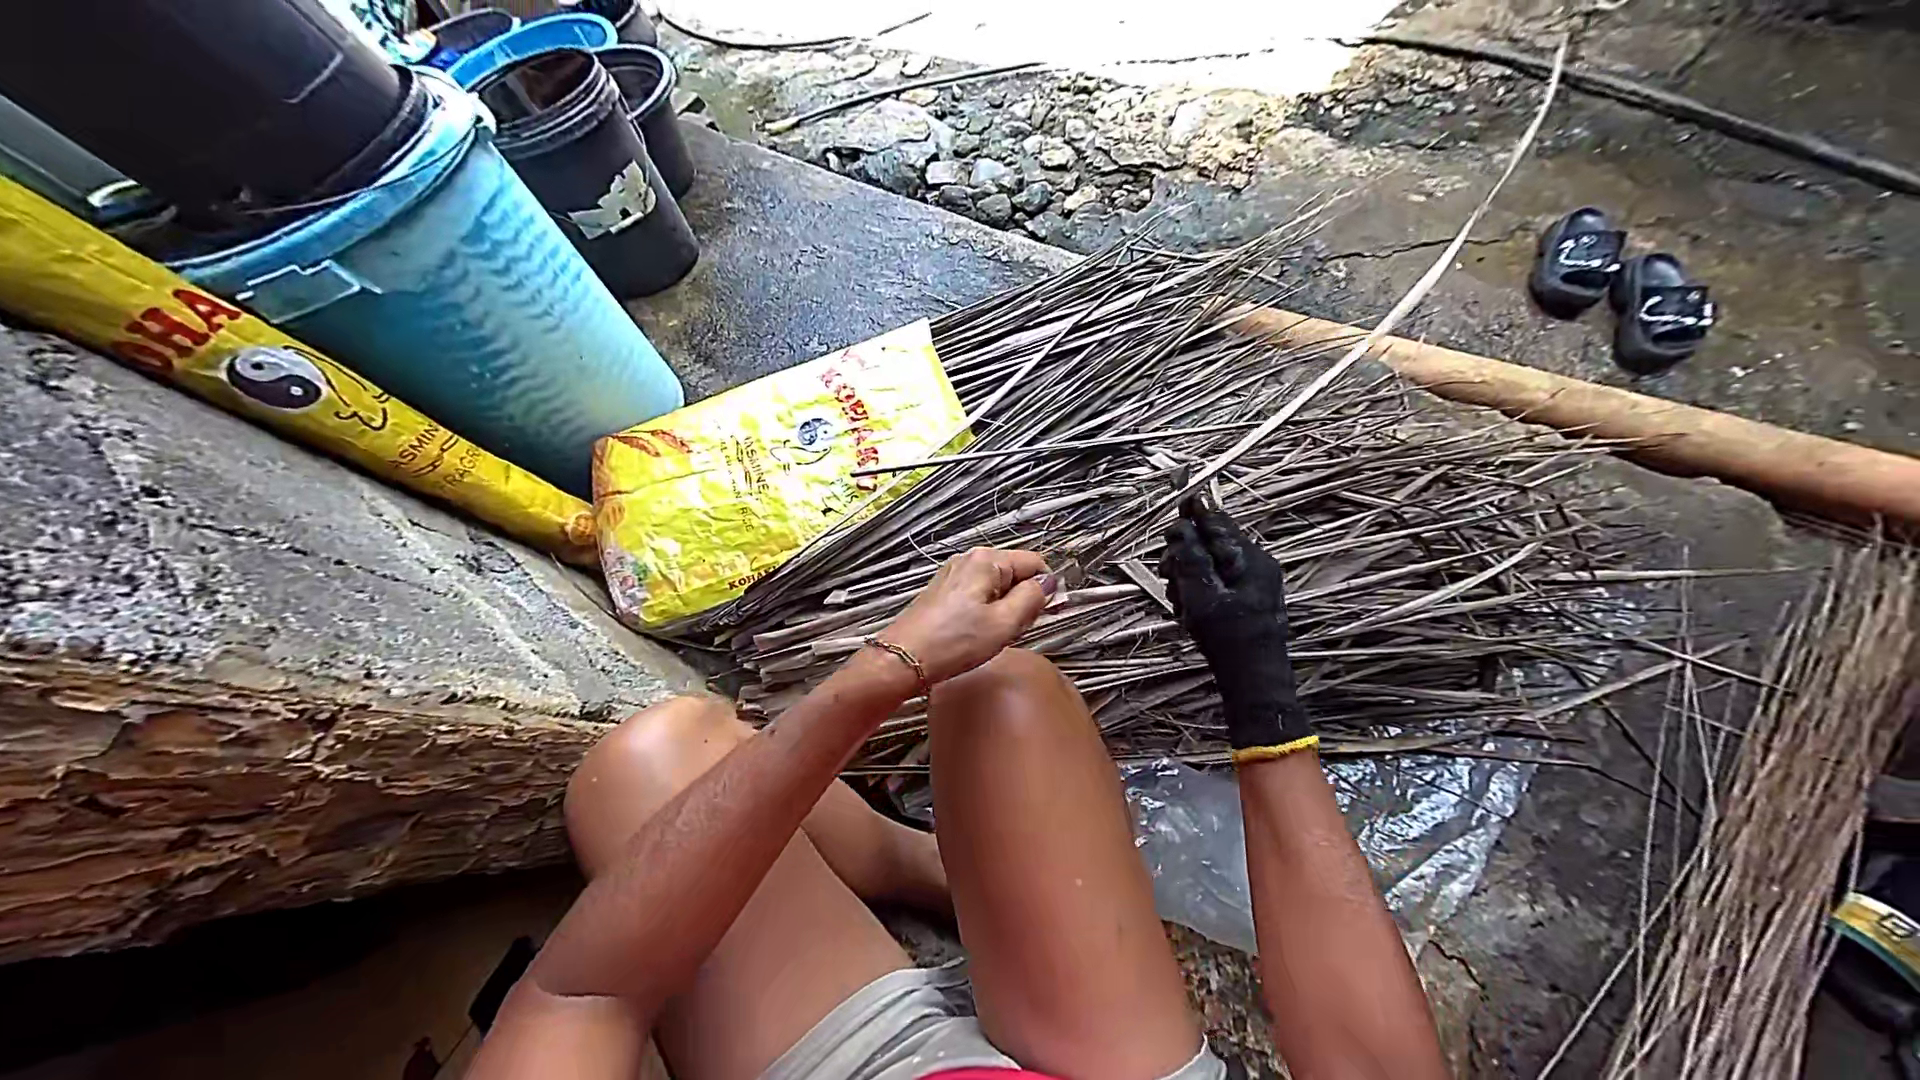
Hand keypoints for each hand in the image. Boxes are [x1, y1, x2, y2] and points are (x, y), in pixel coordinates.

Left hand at [877, 547, 1052, 685]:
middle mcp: (969, 561)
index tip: (1049, 612)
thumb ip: (1032, 599)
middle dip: (1024, 600)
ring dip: (1005, 609)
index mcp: (986, 561)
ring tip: (995, 634)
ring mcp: (954, 575)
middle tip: (1017, 628)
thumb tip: (1048, 584)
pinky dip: (987, 613)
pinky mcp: (945, 592)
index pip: (1035, 563)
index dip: (1047, 588)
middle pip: (1015, 573)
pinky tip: (979, 634)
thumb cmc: (949, 643)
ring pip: (997, 586)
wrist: (903, 659)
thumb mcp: (1005, 623)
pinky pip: (979, 596)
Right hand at [1158, 502, 1309, 751]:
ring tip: (1179, 599)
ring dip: (1187, 576)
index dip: (1193, 515)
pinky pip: (1215, 584)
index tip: (1177, 507)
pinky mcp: (1246, 600)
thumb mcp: (1202, 595)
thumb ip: (1189, 558)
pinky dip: (1197, 592)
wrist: (1254, 680)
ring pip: (1209, 565)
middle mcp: (1255, 565)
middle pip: (1210, 543)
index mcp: (1250, 559)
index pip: (1217, 522)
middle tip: (1166, 572)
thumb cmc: (1228, 638)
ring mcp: (1253, 583)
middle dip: (1184, 555)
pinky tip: (1189, 610)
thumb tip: (1180, 526)